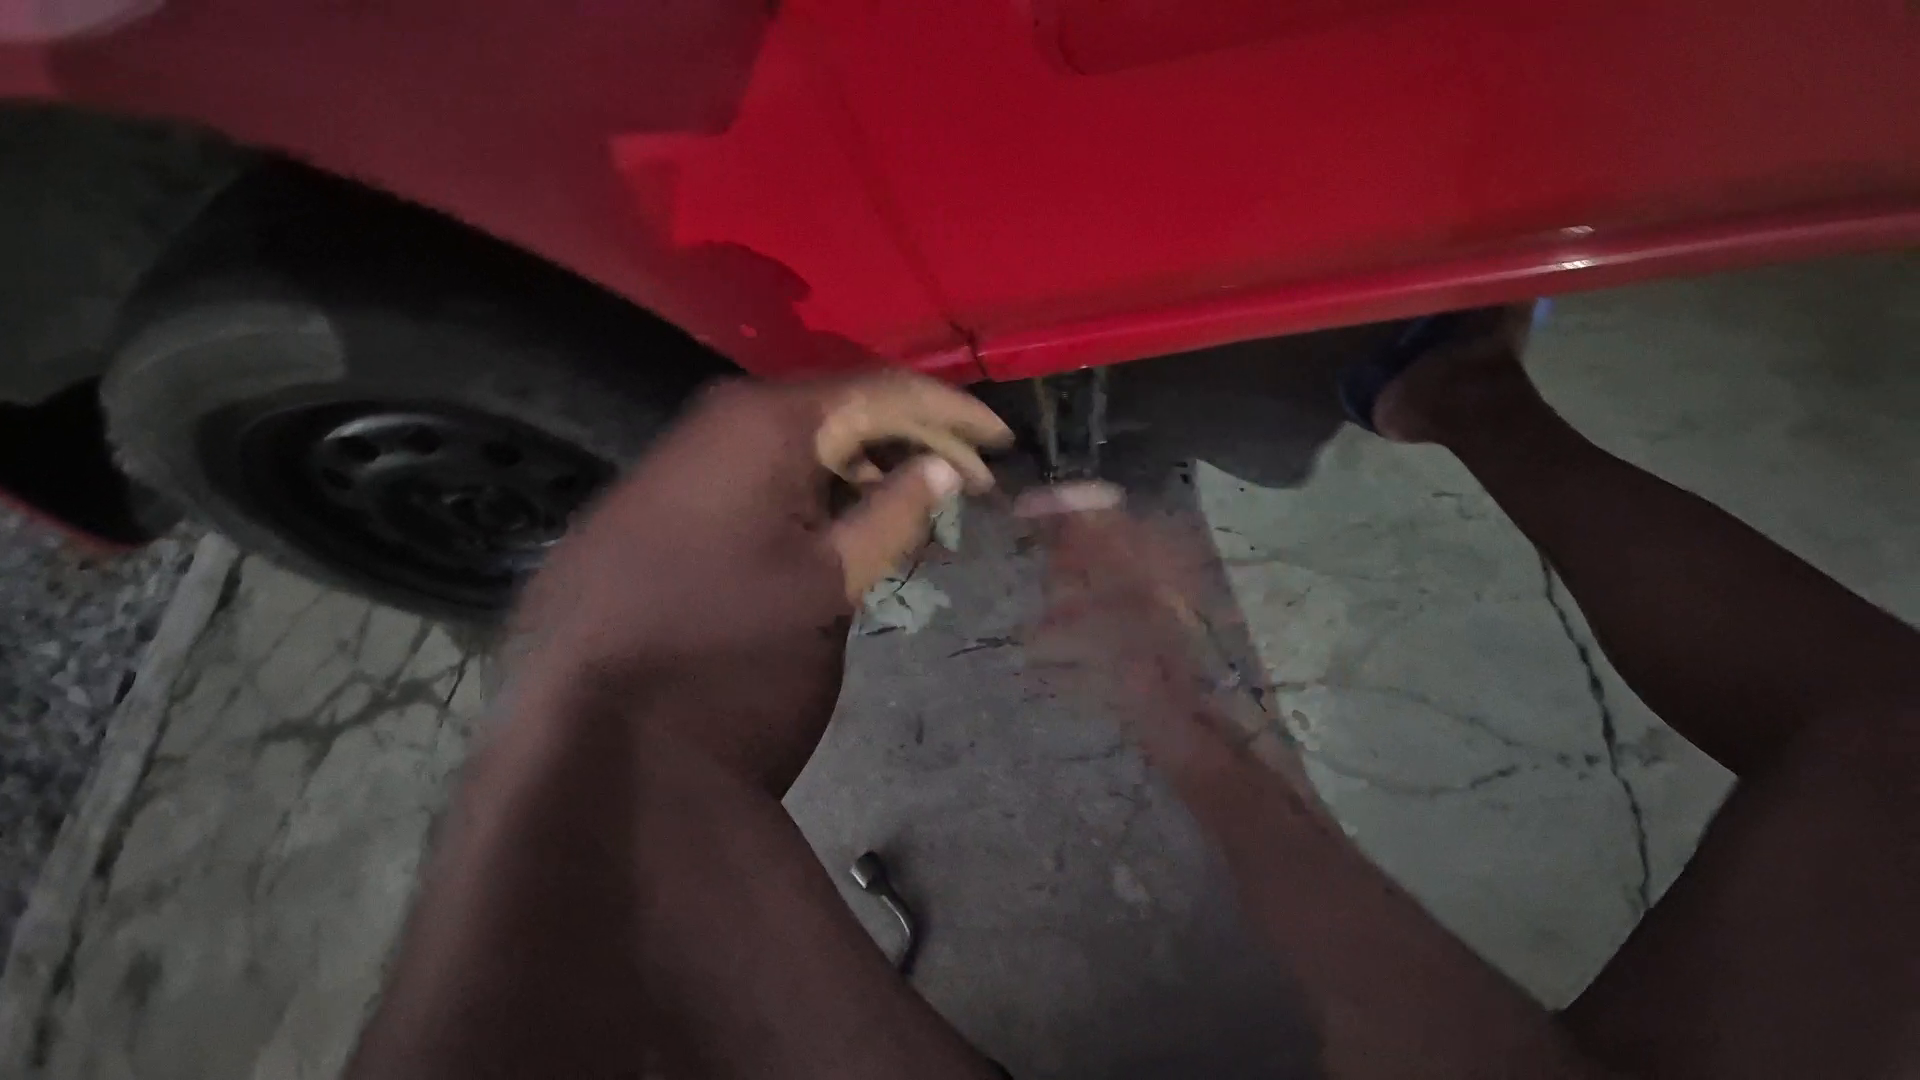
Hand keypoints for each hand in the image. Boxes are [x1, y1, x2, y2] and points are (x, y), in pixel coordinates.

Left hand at [509, 373, 1010, 791]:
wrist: (599, 757)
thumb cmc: (736, 662)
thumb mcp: (832, 586)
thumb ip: (894, 514)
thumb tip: (944, 465)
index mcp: (758, 426)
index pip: (877, 390)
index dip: (949, 412)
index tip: (1003, 441)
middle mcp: (710, 429)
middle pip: (834, 416)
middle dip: (910, 447)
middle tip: (971, 488)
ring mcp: (674, 473)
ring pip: (792, 455)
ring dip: (861, 479)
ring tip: (917, 520)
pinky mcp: (656, 518)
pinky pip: (752, 488)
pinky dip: (810, 504)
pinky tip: (844, 537)